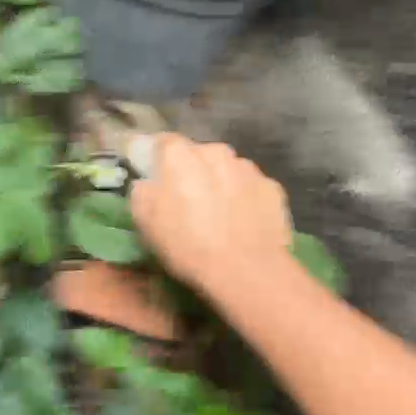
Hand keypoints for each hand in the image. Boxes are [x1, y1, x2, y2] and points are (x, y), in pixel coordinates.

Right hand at [131, 135, 292, 293]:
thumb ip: (142, 191)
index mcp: (179, 153)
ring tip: (219, 216)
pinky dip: (245, 200)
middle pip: (197, 155)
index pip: (162, 142)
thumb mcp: (144, 219)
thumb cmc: (187, 242)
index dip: (157, 159)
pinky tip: (243, 224)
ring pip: (227, 170)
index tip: (155, 177)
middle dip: (192, 171)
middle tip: (187, 201)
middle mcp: (214, 151)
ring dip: (220, 184)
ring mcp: (248, 169)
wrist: (247, 272)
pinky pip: (251, 189)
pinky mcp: (273, 190)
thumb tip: (147, 185)